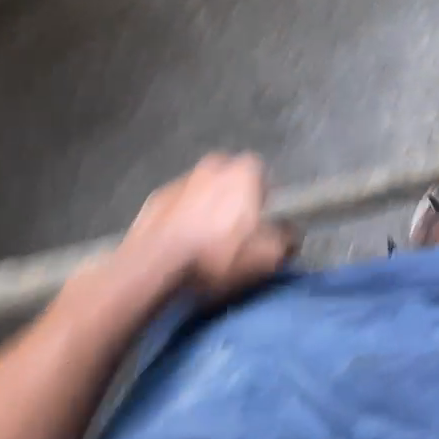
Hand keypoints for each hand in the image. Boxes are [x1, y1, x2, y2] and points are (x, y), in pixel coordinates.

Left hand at [118, 153, 294, 298]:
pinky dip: (180, 220)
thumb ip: (289, 238)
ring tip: (204, 240)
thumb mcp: (270, 255)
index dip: (265, 195)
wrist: (150, 272)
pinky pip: (175, 207)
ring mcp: (177, 182)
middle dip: (234, 196)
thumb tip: (289, 233)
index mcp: (244, 170)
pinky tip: (180, 245)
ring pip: (201, 191)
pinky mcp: (149, 203)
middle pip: (230, 177)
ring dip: (205, 207)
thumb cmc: (217, 255)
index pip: (264, 172)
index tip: (262, 218)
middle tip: (234, 227)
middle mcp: (212, 166)